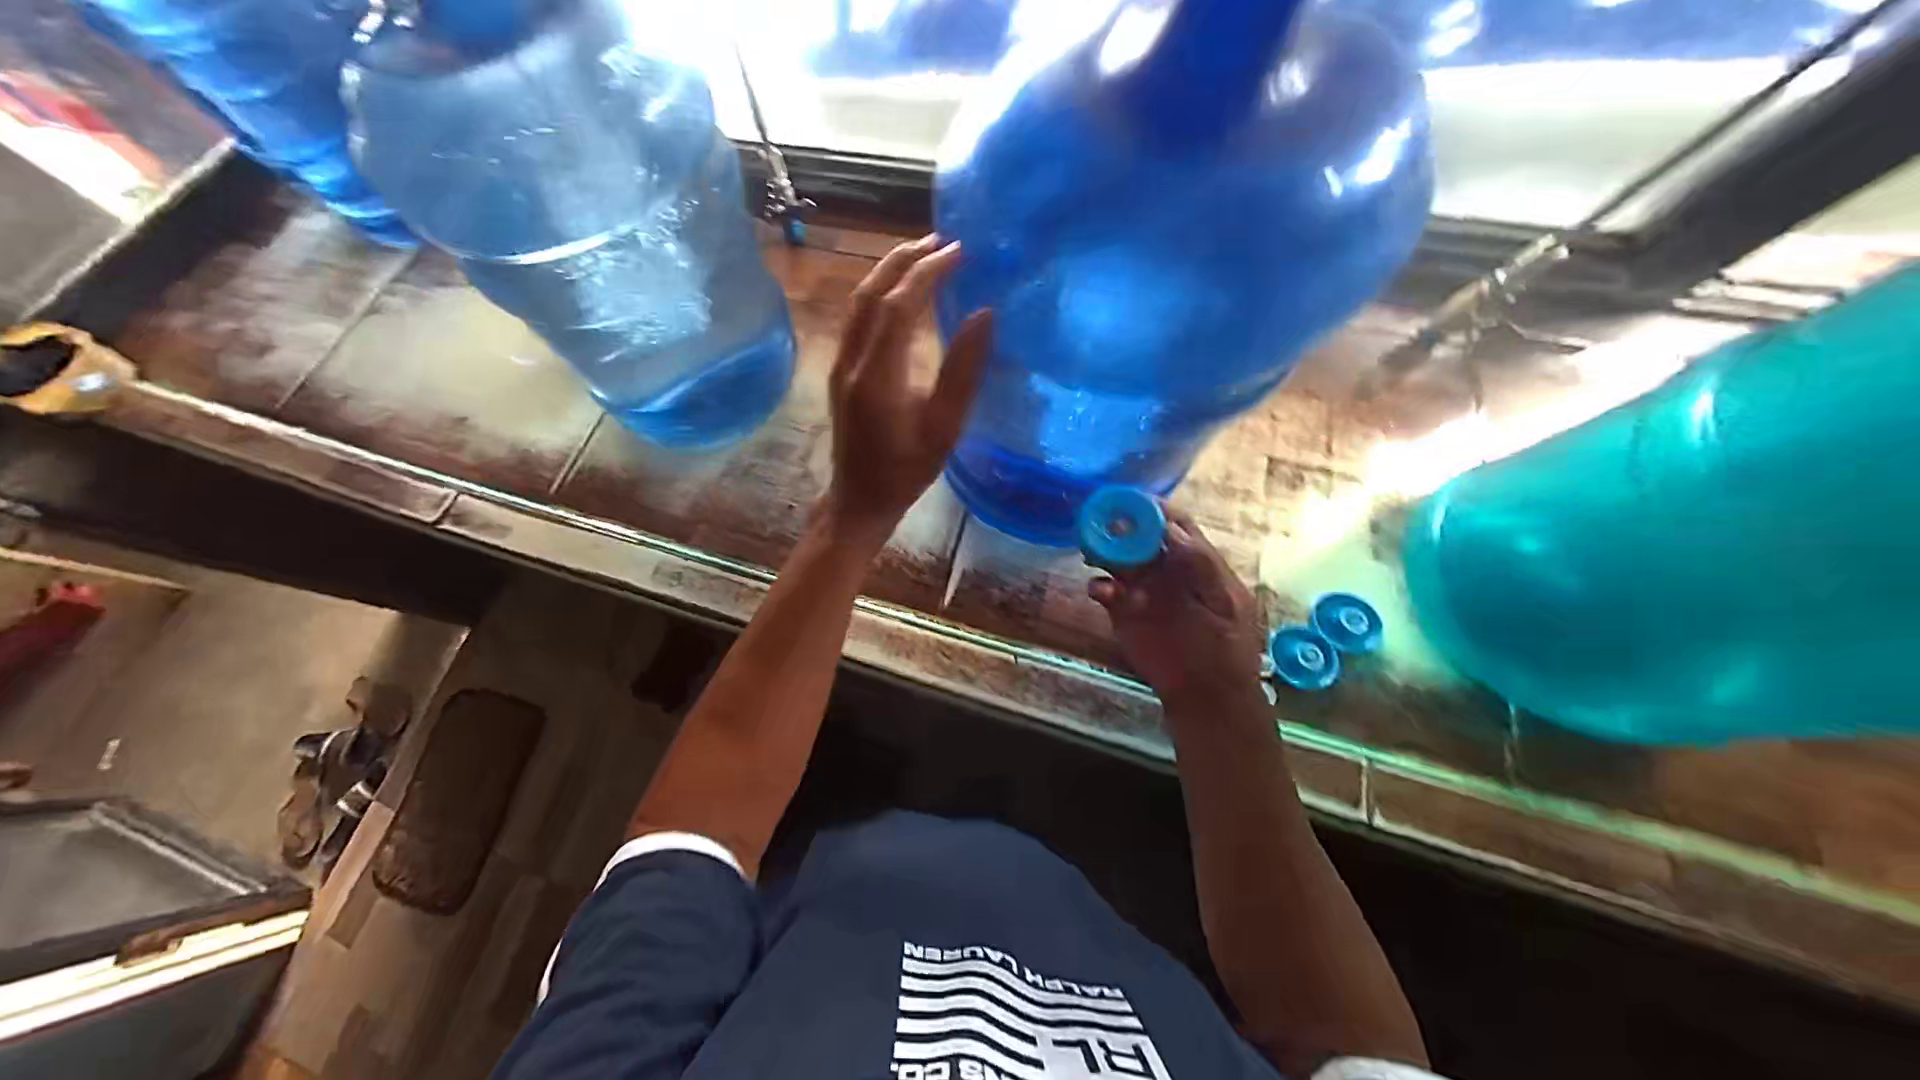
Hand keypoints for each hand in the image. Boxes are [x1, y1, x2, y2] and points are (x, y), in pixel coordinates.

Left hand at [821, 234, 991, 544]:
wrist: (859, 499)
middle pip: (872, 293)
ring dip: (889, 272)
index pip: (900, 305)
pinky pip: (856, 318)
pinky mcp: (840, 371)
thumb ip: (964, 370)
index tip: (959, 252)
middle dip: (906, 260)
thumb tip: (985, 315)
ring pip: (859, 302)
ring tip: (923, 255)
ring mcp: (840, 364)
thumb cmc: (907, 471)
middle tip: (941, 240)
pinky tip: (900, 293)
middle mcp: (852, 361)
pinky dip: (879, 294)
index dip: (929, 273)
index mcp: (878, 375)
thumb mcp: (945, 427)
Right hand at [1089, 507, 1266, 704]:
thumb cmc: (1224, 648)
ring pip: (1115, 557)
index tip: (1132, 500)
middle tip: (1102, 521)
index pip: (1172, 523)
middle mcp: (1164, 567)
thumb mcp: (1225, 604)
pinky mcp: (1121, 610)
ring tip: (1093, 552)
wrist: (1205, 695)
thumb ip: (1202, 565)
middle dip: (1119, 525)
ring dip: (1103, 550)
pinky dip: (1098, 586)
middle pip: (1137, 534)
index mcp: (1194, 560)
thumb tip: (1170, 529)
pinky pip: (1103, 589)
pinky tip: (1101, 591)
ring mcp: (1140, 587)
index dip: (1153, 509)